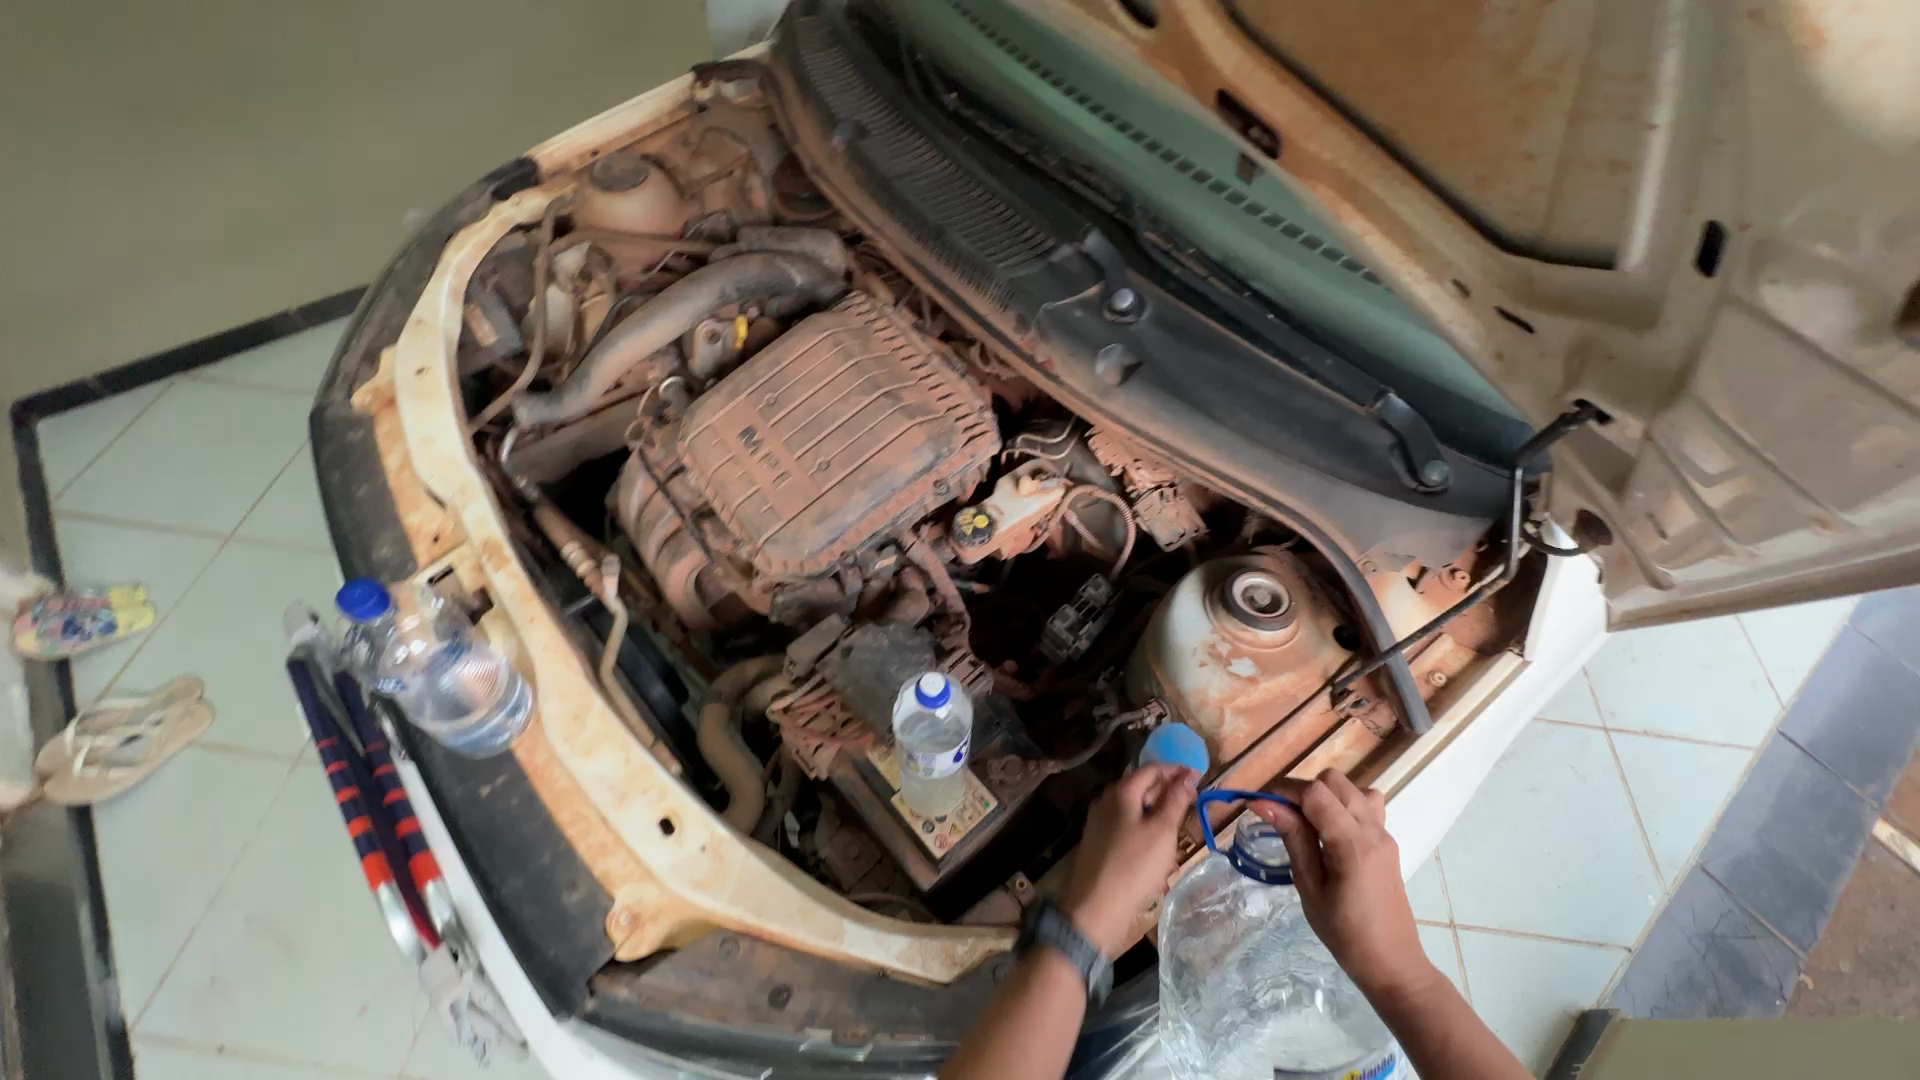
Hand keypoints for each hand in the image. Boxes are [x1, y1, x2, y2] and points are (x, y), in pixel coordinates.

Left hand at [1060, 764, 1197, 954]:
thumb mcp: (1162, 831)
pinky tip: (1158, 849)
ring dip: (1157, 813)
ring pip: (1134, 808)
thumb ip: (1175, 801)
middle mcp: (1105, 801)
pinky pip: (1126, 827)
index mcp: (1120, 792)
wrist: (1096, 906)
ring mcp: (1099, 821)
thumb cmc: (1134, 865)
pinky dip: (1145, 829)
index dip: (1176, 771)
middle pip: (1141, 787)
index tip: (1198, 777)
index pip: (1152, 769)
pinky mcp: (1098, 842)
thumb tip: (1187, 776)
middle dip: (1167, 792)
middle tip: (1192, 802)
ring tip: (1179, 826)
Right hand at [1252, 770, 1440, 1003]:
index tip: (1259, 805)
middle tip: (1281, 815)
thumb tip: (1263, 803)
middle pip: (1333, 781)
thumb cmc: (1344, 934)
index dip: (1283, 792)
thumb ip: (1292, 838)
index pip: (1315, 793)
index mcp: (1352, 845)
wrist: (1392, 964)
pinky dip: (1342, 804)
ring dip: (1324, 795)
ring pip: (1351, 787)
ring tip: (1307, 822)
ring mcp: (1384, 834)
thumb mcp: (1309, 887)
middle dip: (1302, 790)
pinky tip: (1329, 829)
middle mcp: (1373, 831)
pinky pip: (1365, 804)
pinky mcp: (1386, 842)